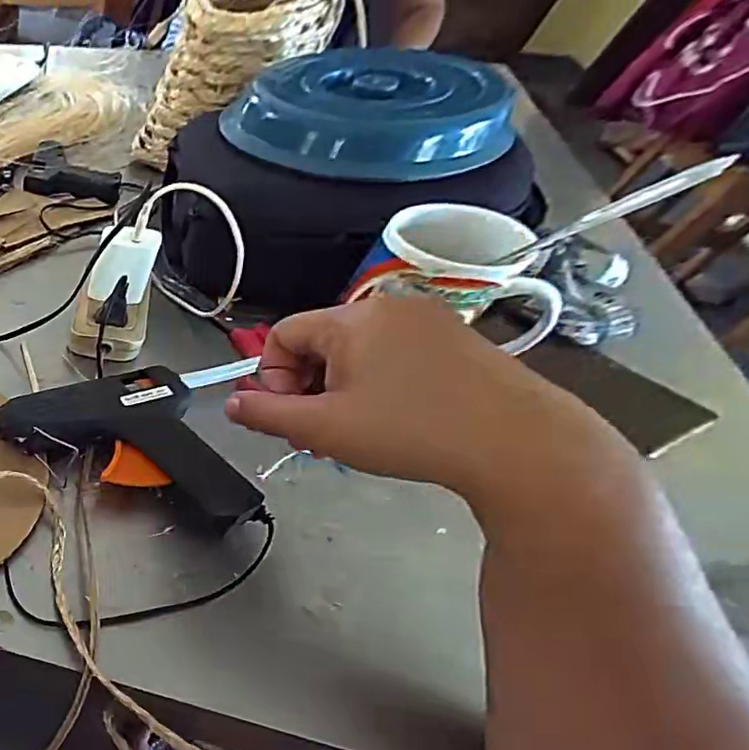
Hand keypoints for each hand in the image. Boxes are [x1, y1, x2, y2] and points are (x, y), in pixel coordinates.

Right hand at [224, 295, 626, 505]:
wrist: (516, 442)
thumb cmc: (408, 430)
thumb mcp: (318, 428)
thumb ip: (263, 413)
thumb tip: (232, 403)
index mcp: (352, 320)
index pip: (281, 334)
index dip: (271, 376)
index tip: (290, 412)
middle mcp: (389, 307)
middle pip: (316, 341)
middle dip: (304, 384)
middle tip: (319, 426)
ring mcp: (428, 319)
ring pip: (351, 351)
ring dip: (336, 387)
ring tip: (353, 426)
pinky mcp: (454, 339)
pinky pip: (389, 353)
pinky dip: (373, 382)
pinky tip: (389, 415)